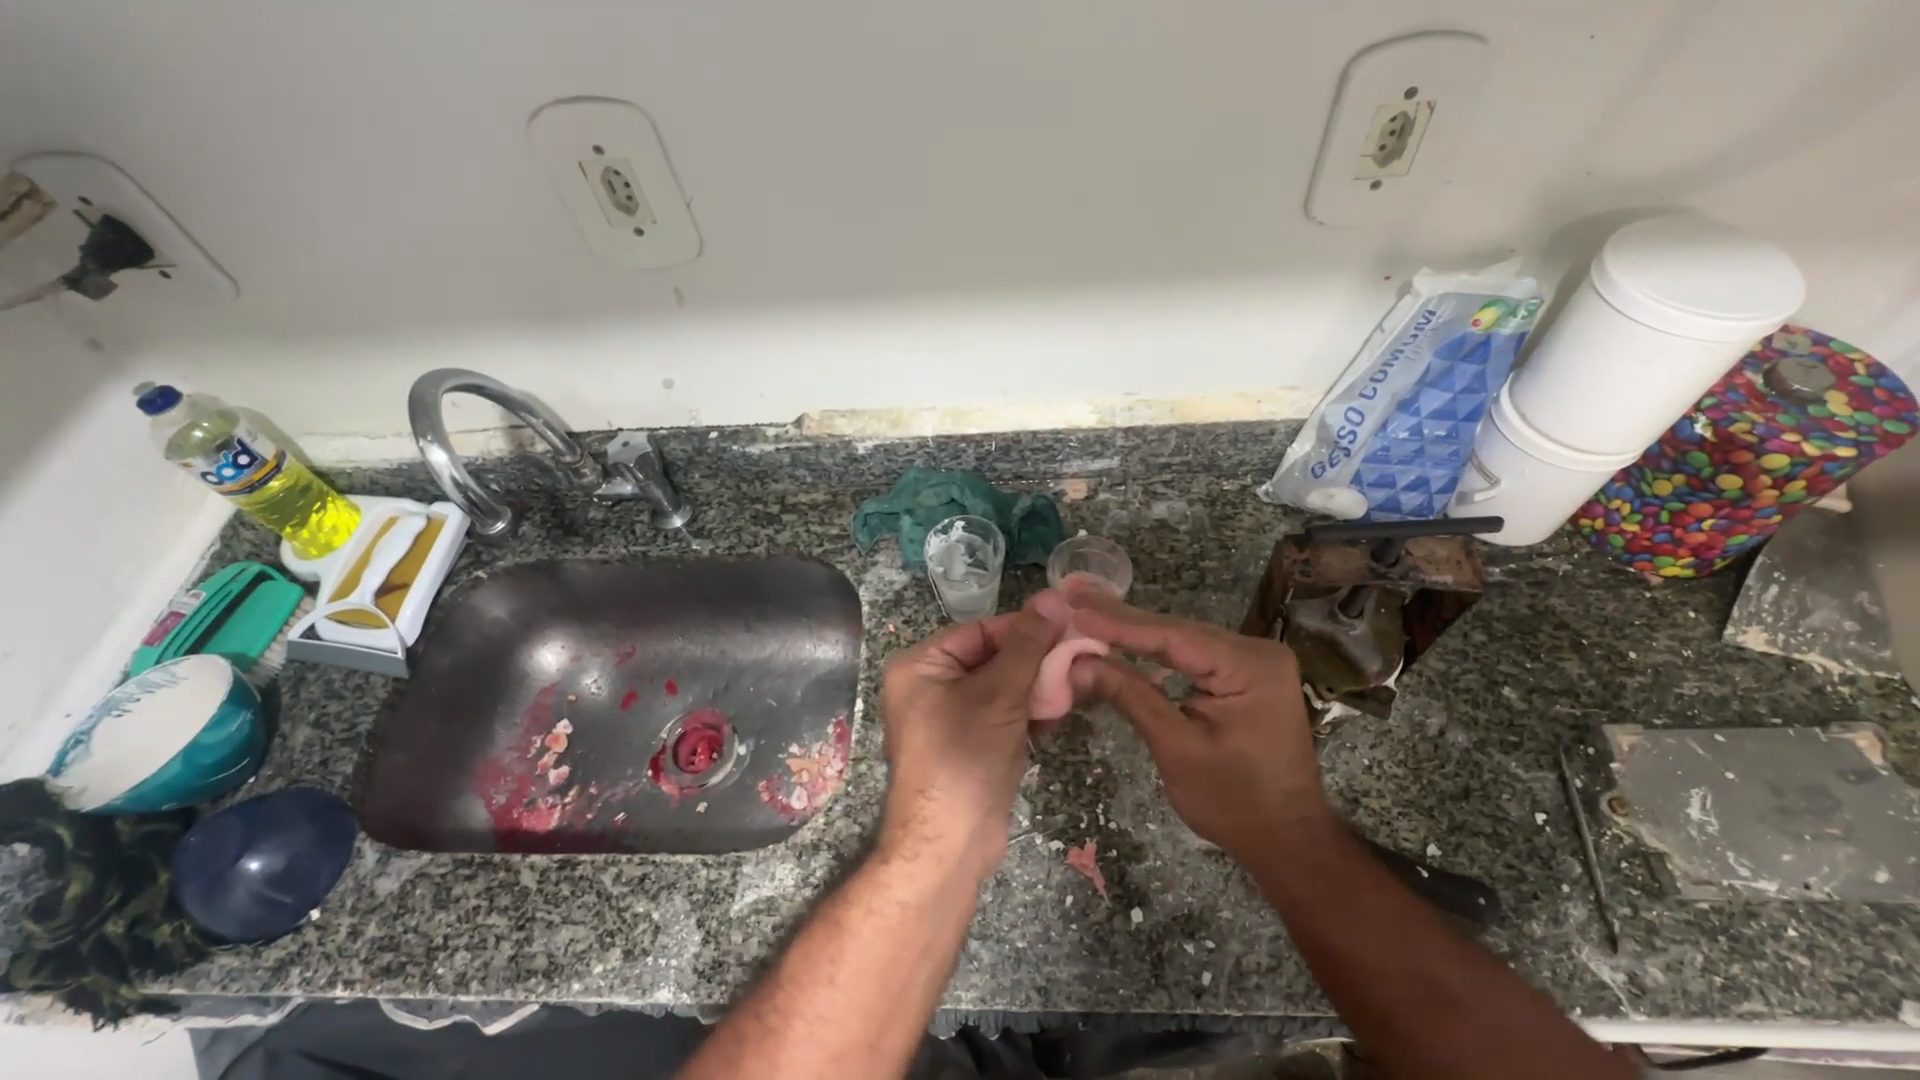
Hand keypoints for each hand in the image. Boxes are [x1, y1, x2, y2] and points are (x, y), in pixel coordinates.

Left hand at [876, 608, 1063, 881]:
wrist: (949, 845)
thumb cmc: (965, 758)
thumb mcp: (1000, 695)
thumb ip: (1028, 645)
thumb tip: (1052, 597)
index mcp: (920, 665)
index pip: (980, 630)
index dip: (1024, 629)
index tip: (1070, 628)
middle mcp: (928, 686)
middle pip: (991, 658)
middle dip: (1034, 662)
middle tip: (1079, 661)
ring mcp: (947, 718)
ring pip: (1000, 688)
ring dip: (1035, 689)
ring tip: (1072, 689)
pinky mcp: (967, 745)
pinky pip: (999, 716)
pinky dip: (1026, 714)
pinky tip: (1054, 718)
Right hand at [1055, 583, 1328, 858]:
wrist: (1288, 840)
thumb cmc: (1235, 802)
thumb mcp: (1177, 749)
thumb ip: (1131, 697)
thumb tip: (1079, 662)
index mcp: (1250, 666)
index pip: (1173, 636)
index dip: (1118, 622)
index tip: (1074, 605)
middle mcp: (1257, 652)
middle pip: (1177, 633)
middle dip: (1122, 621)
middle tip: (1072, 597)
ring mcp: (1254, 663)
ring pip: (1183, 643)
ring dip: (1135, 634)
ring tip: (1086, 613)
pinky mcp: (1245, 678)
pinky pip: (1193, 659)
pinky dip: (1156, 654)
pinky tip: (1123, 641)